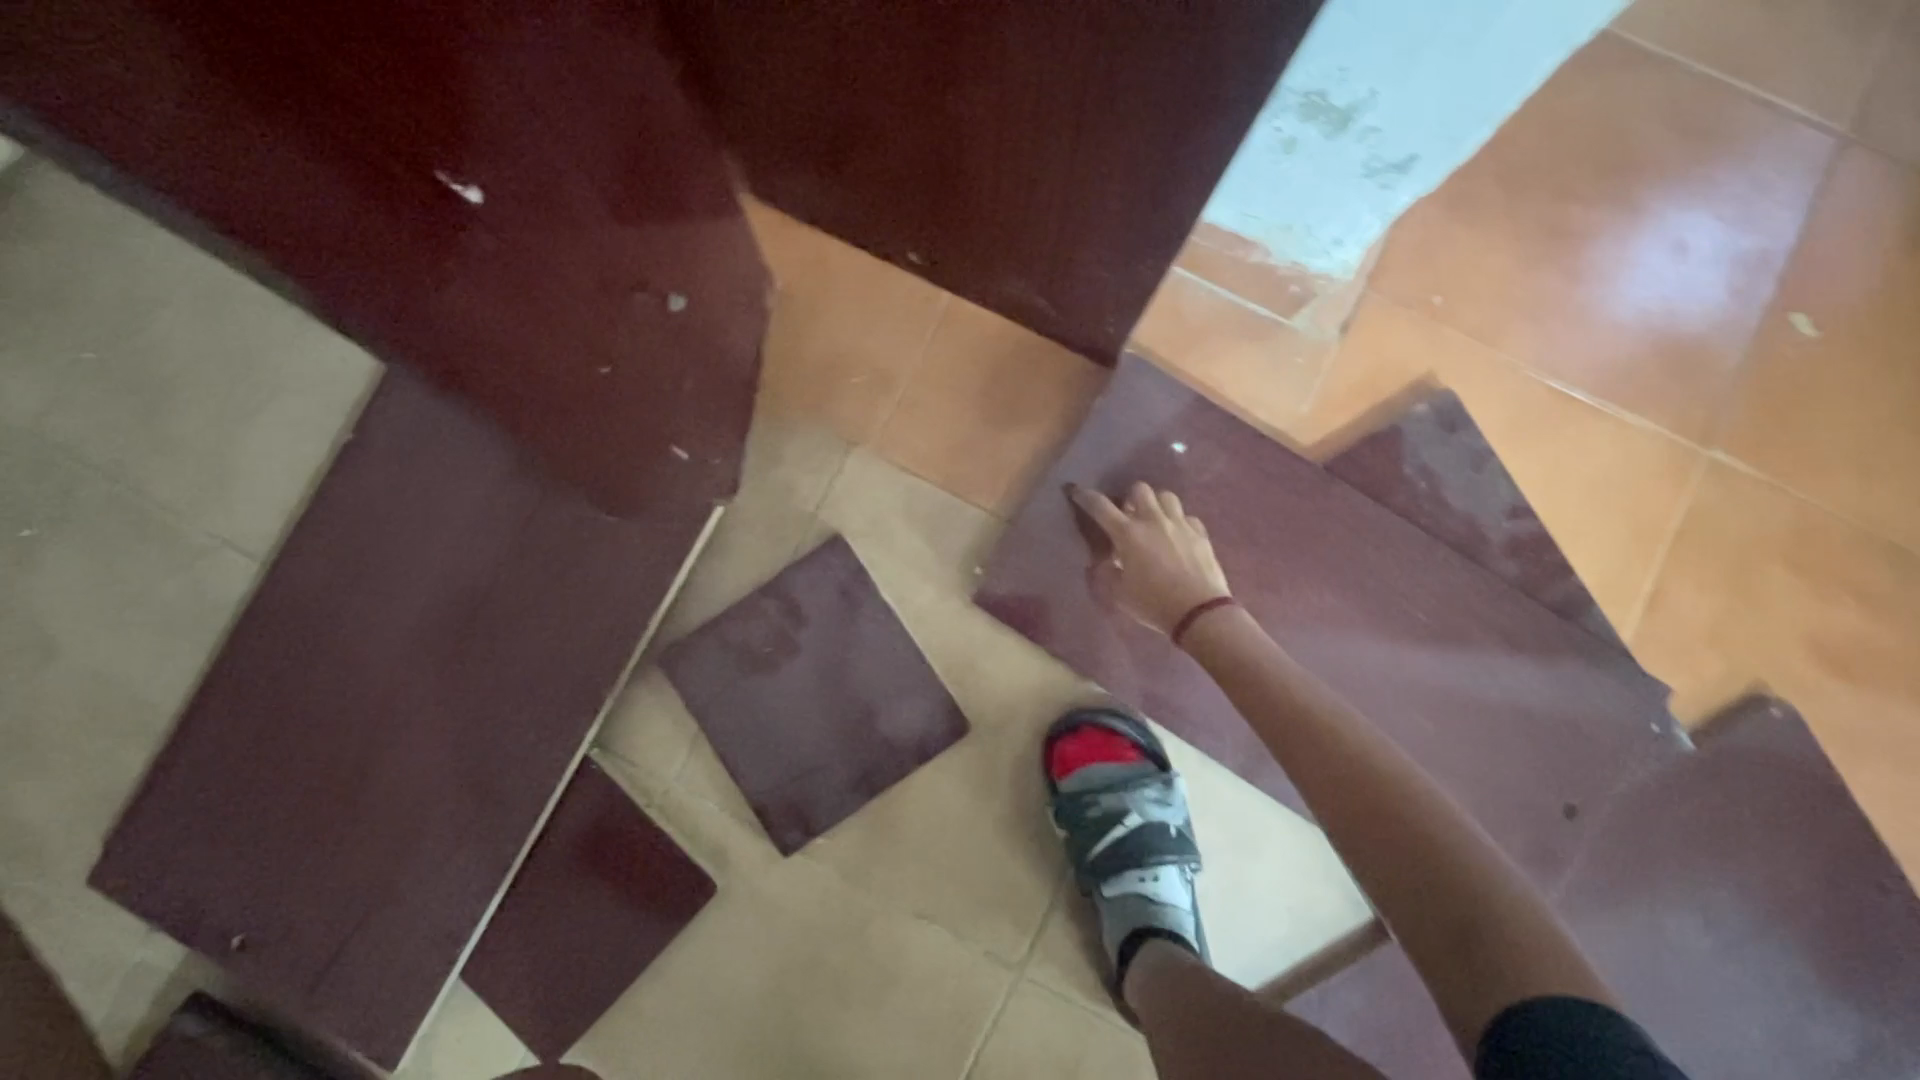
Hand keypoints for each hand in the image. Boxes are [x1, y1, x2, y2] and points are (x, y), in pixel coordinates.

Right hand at [1071, 481, 1231, 637]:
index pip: (1100, 507)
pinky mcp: (1200, 533)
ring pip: (1166, 496)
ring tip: (1154, 520)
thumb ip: (1108, 574)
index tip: (1077, 492)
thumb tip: (1105, 563)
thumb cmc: (1153, 603)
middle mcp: (1153, 521)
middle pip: (1139, 489)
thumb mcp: (1119, 594)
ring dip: (1156, 504)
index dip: (1085, 496)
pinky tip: (1177, 536)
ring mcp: (1179, 525)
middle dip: (1130, 497)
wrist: (1198, 611)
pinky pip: (1187, 517)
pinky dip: (1179, 522)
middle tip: (1128, 514)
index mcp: (1128, 534)